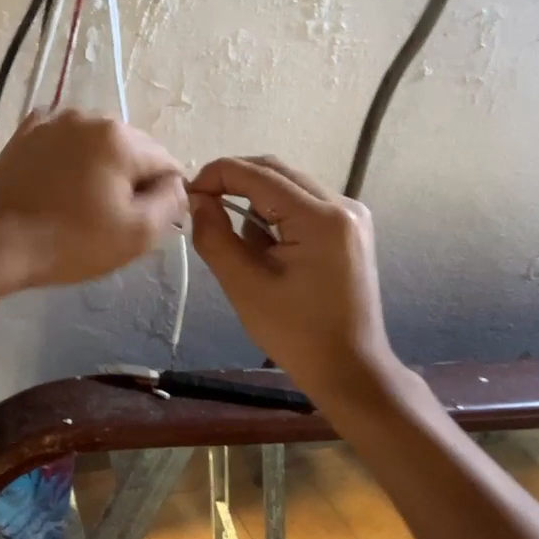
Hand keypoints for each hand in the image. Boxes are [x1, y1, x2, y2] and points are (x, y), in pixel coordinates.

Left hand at [0, 110, 186, 290]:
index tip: (142, 223)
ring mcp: (52, 121)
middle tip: (109, 220)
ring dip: (99, 169)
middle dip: (129, 179)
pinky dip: (69, 161)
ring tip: (80, 206)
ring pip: (97, 144)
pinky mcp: (25, 133)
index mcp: (120, 137)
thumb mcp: (137, 234)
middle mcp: (88, 116)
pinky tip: (59, 187)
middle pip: (131, 149)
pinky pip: (64, 143)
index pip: (166, 162)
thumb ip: (171, 202)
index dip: (162, 196)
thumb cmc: (69, 242)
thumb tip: (176, 184)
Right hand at [187, 156, 394, 381]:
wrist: (348, 367)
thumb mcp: (243, 284)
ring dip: (254, 201)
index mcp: (320, 218)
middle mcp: (342, 205)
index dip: (215, 176)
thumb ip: (214, 235)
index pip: (257, 175)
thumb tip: (198, 199)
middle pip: (275, 171)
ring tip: (238, 243)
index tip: (187, 195)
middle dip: (233, 183)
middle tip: (201, 206)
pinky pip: (302, 204)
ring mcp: (351, 216)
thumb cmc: (294, 331)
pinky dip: (274, 214)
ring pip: (288, 185)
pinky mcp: (349, 229)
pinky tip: (264, 248)